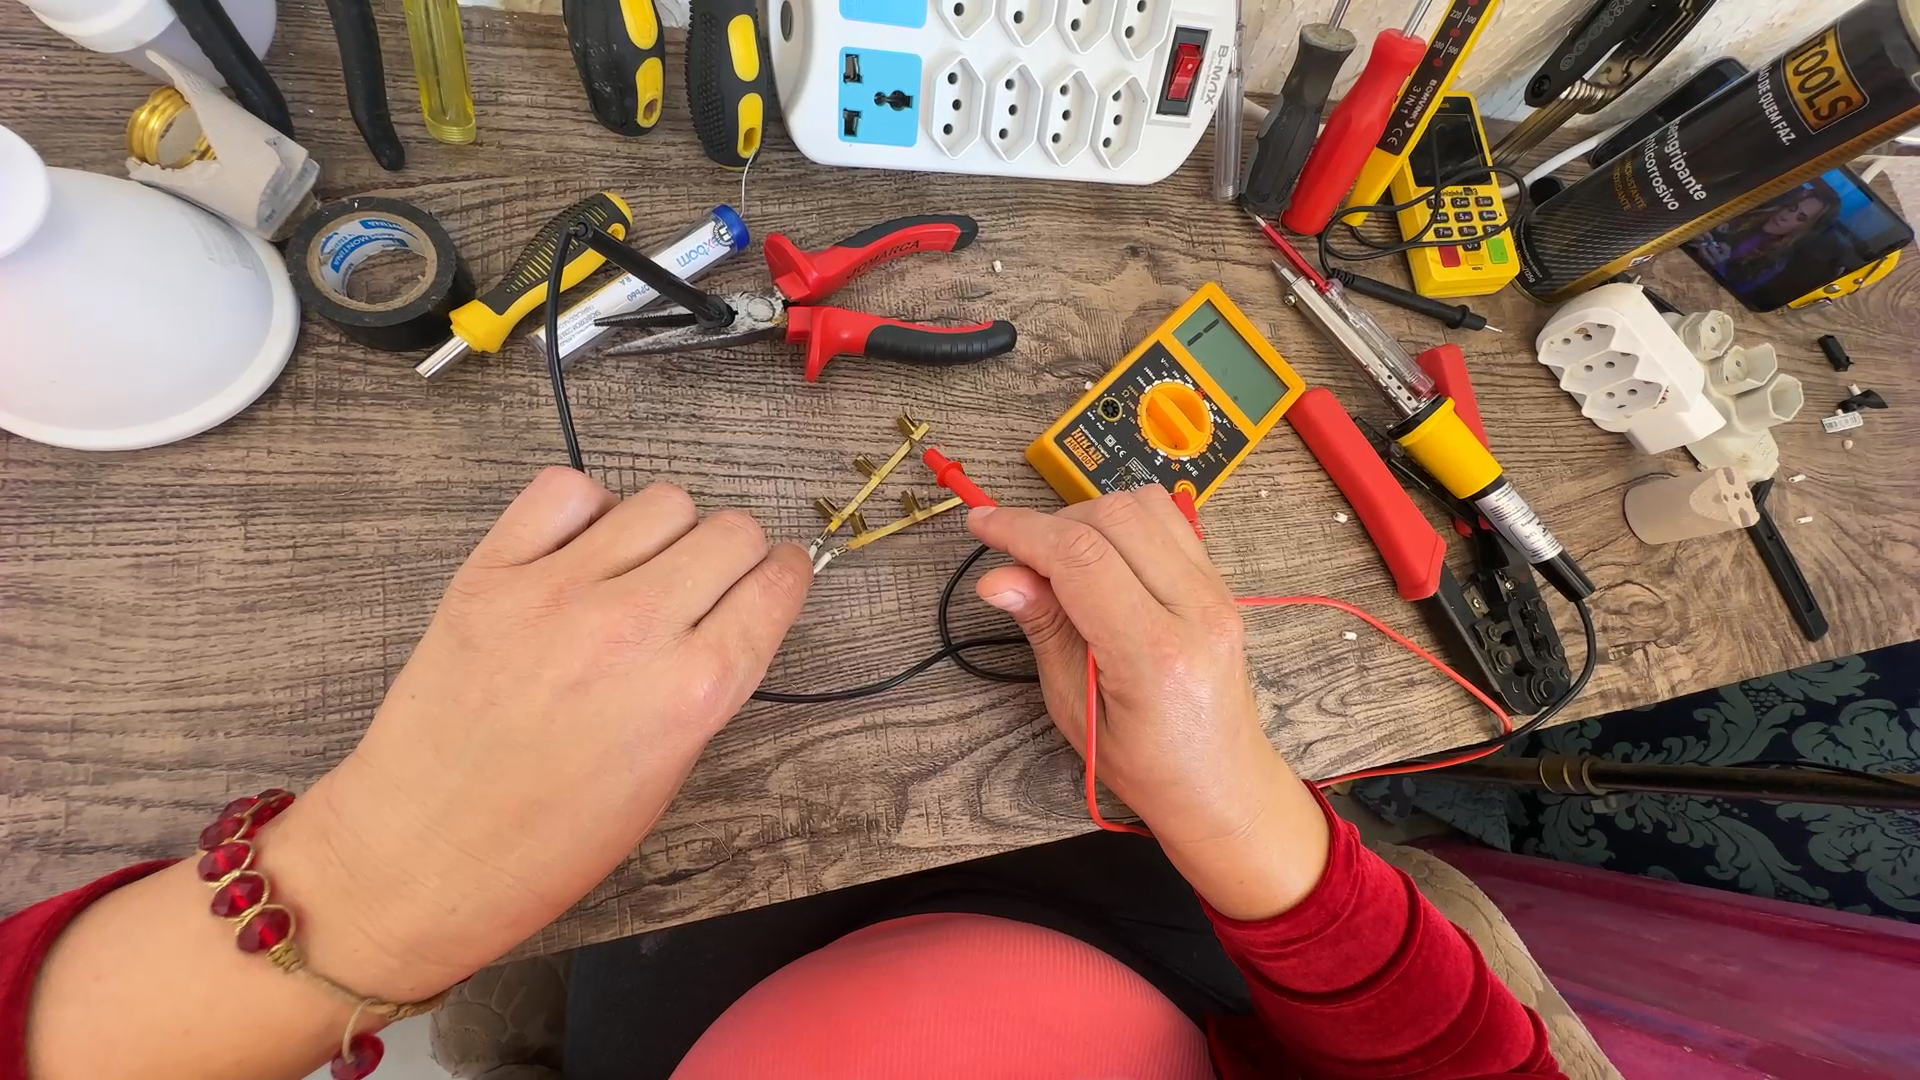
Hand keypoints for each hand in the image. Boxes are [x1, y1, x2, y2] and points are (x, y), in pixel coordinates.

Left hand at [269, 469, 813, 999]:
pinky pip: (567, 490)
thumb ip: (717, 675)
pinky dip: (589, 510)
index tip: (779, 576)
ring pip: (666, 500)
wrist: (415, 861)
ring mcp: (557, 593)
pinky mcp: (488, 574)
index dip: (789, 574)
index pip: (778, 585)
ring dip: (673, 531)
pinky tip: (583, 551)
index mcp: (694, 689)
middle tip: (711, 583)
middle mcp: (636, 627)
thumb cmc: (561, 838)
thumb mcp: (674, 766)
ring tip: (644, 570)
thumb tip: (740, 604)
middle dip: (740, 554)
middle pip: (735, 530)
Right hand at [967, 487, 1329, 918]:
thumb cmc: (1145, 764)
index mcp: (1154, 654)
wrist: (1223, 784)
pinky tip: (1103, 557)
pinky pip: (1168, 520)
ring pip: (1143, 503)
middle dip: (1051, 524)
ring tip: (1062, 559)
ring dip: (1089, 517)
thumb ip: (1044, 629)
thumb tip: (998, 579)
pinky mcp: (1221, 583)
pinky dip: (1123, 522)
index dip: (1021, 531)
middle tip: (1021, 561)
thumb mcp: (1074, 708)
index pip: (1080, 558)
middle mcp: (1196, 610)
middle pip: (1112, 517)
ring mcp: (1217, 591)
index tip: (981, 524)